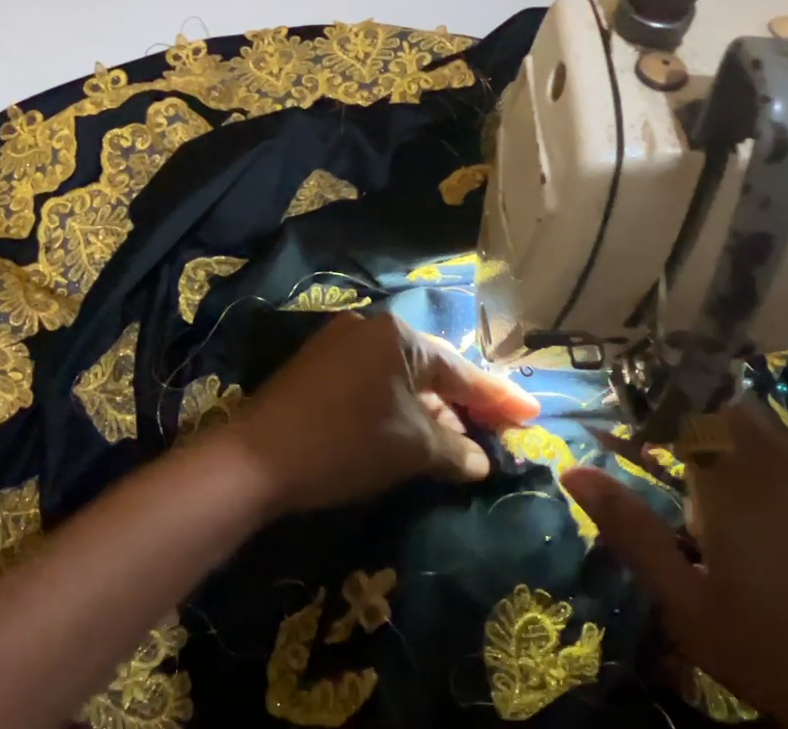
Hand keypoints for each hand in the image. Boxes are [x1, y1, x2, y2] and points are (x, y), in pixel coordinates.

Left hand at [229, 312, 539, 513]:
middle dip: (464, 404)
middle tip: (498, 431)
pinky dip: (397, 408)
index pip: (461, 370)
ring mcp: (337, 344)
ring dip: (429, 411)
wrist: (255, 458)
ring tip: (458, 443)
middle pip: (431, 369)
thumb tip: (480, 460)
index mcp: (398, 336)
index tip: (532, 414)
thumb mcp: (411, 448)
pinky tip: (409, 434)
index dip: (499, 397)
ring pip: (400, 378)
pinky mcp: (316, 368)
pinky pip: (372, 383)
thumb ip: (455, 449)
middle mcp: (368, 328)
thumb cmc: (345, 443)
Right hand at [562, 398, 787, 728]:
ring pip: (775, 442)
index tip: (638, 438)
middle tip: (682, 487)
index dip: (659, 409)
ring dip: (744, 462)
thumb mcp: (689, 605)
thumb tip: (573, 471)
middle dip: (700, 435)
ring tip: (735, 526)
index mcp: (737, 475)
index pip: (688, 403)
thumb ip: (631, 531)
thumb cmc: (783, 653)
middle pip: (732, 414)